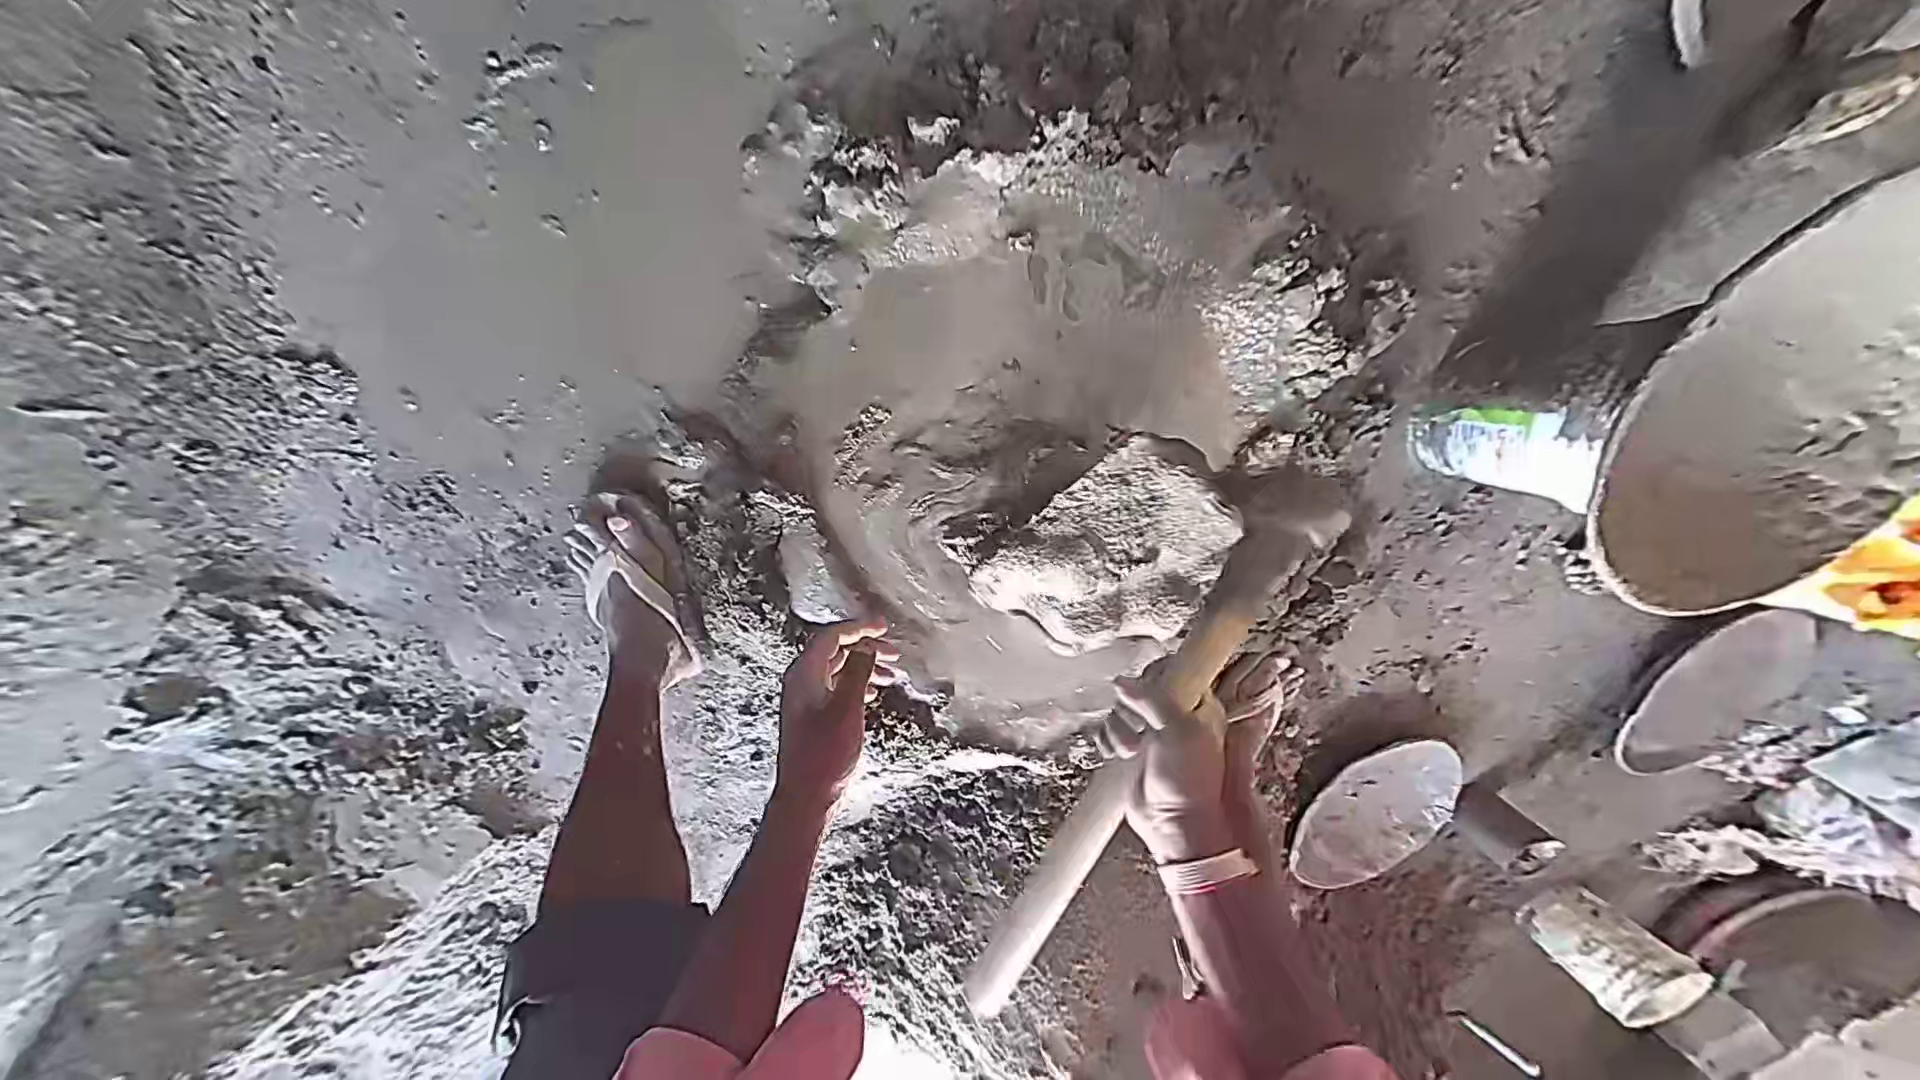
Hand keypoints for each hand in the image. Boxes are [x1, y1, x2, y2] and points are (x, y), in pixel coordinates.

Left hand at [775, 618, 900, 812]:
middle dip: (866, 647)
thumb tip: (866, 647)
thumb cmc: (825, 755)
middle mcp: (802, 681)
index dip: (859, 628)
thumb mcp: (847, 708)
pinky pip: (837, 686)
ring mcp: (806, 699)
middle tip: (894, 651)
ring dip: (865, 666)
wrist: (807, 796)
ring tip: (892, 673)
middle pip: (835, 650)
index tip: (884, 627)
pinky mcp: (813, 715)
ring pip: (839, 669)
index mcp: (804, 674)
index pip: (832, 637)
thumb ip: (857, 672)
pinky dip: (858, 683)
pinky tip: (874, 691)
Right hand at [1099, 654, 1290, 863]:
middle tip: (1142, 725)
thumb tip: (1123, 683)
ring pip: (1121, 708)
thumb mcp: (1180, 730)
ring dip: (1121, 727)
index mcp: (1197, 704)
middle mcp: (1173, 715)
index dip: (1155, 675)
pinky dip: (1109, 739)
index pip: (1172, 670)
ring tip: (1133, 747)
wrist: (1175, 825)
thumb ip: (1151, 698)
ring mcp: (1150, 731)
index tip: (1148, 687)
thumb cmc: (1192, 782)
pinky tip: (1121, 753)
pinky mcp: (1130, 748)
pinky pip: (1108, 729)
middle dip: (1133, 705)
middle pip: (1139, 686)